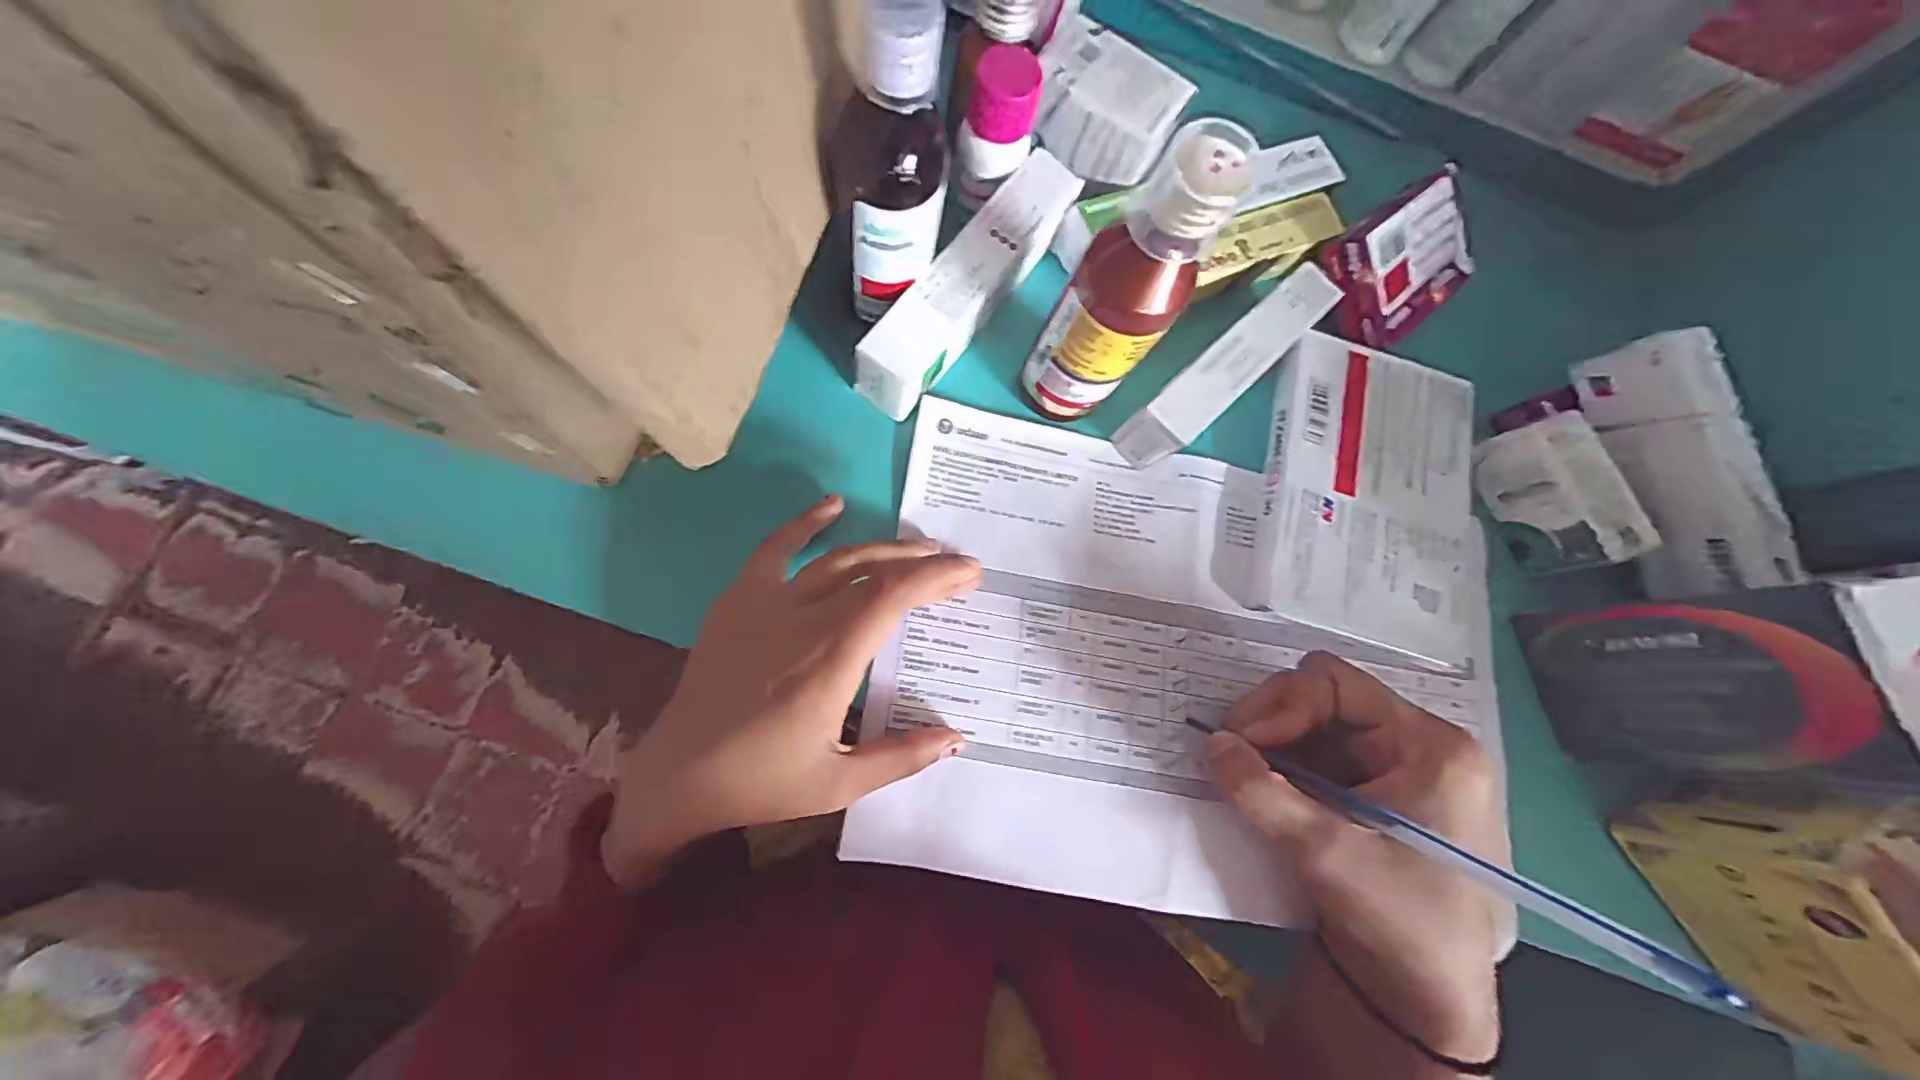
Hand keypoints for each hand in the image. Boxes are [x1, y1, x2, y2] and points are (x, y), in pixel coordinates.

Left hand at [602, 495, 981, 886]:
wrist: (678, 774)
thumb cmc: (761, 780)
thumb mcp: (838, 784)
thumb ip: (901, 757)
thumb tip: (958, 738)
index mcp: (830, 661)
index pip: (893, 597)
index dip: (935, 577)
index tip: (969, 572)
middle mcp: (801, 621)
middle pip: (873, 572)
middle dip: (923, 563)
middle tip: (957, 565)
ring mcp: (765, 604)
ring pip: (836, 559)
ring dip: (883, 548)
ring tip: (918, 548)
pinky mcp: (737, 600)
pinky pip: (774, 549)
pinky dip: (806, 523)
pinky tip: (834, 505)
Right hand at [1208, 652, 1503, 1064]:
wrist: (1424, 1005)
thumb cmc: (1400, 922)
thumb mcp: (1325, 854)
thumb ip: (1261, 792)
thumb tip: (1212, 743)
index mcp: (1431, 747)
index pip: (1336, 683)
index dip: (1282, 704)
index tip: (1244, 741)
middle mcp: (1417, 747)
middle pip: (1323, 697)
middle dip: (1272, 721)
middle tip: (1235, 754)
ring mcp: (1396, 771)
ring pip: (1314, 726)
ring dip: (1272, 744)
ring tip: (1243, 774)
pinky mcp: (1373, 795)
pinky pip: (1316, 756)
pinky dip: (1282, 764)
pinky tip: (1260, 789)